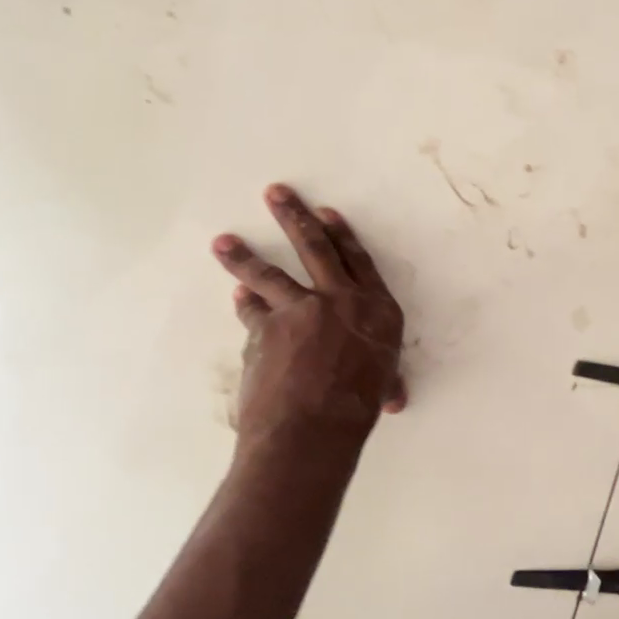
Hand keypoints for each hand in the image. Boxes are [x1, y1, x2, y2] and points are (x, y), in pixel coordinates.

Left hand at [213, 184, 406, 452]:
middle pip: (316, 249)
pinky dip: (245, 304)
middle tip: (275, 193)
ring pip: (270, 274)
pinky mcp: (265, 329)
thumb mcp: (383, 384)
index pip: (358, 260)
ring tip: (224, 241)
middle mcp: (341, 300)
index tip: (326, 212)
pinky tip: (237, 296)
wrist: (314, 425)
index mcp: (377, 308)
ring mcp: (300, 311)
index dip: (342, 234)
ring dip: (244, 256)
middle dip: (295, 218)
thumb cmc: (359, 405)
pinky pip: (253, 311)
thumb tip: (394, 398)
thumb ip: (385, 379)